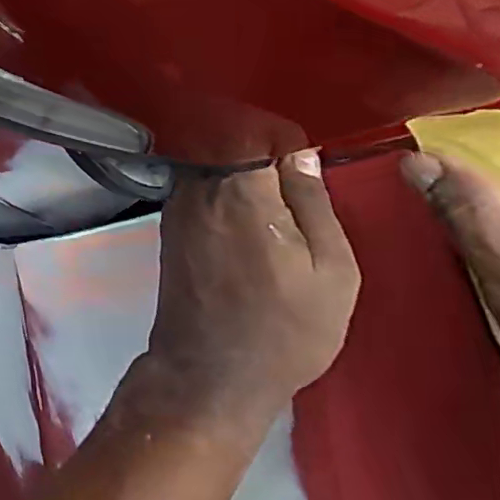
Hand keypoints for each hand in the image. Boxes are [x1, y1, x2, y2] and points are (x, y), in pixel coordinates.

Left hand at [147, 150, 360, 416]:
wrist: (210, 371)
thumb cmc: (283, 328)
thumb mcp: (330, 269)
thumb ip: (313, 202)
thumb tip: (301, 153)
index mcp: (237, 190)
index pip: (252, 129)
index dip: (281, 131)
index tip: (307, 144)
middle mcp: (196, 189)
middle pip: (226, 143)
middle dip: (261, 147)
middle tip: (297, 168)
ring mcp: (176, 207)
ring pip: (211, 166)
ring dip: (241, 170)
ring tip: (278, 193)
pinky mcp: (168, 225)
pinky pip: (200, 190)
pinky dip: (223, 191)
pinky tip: (249, 214)